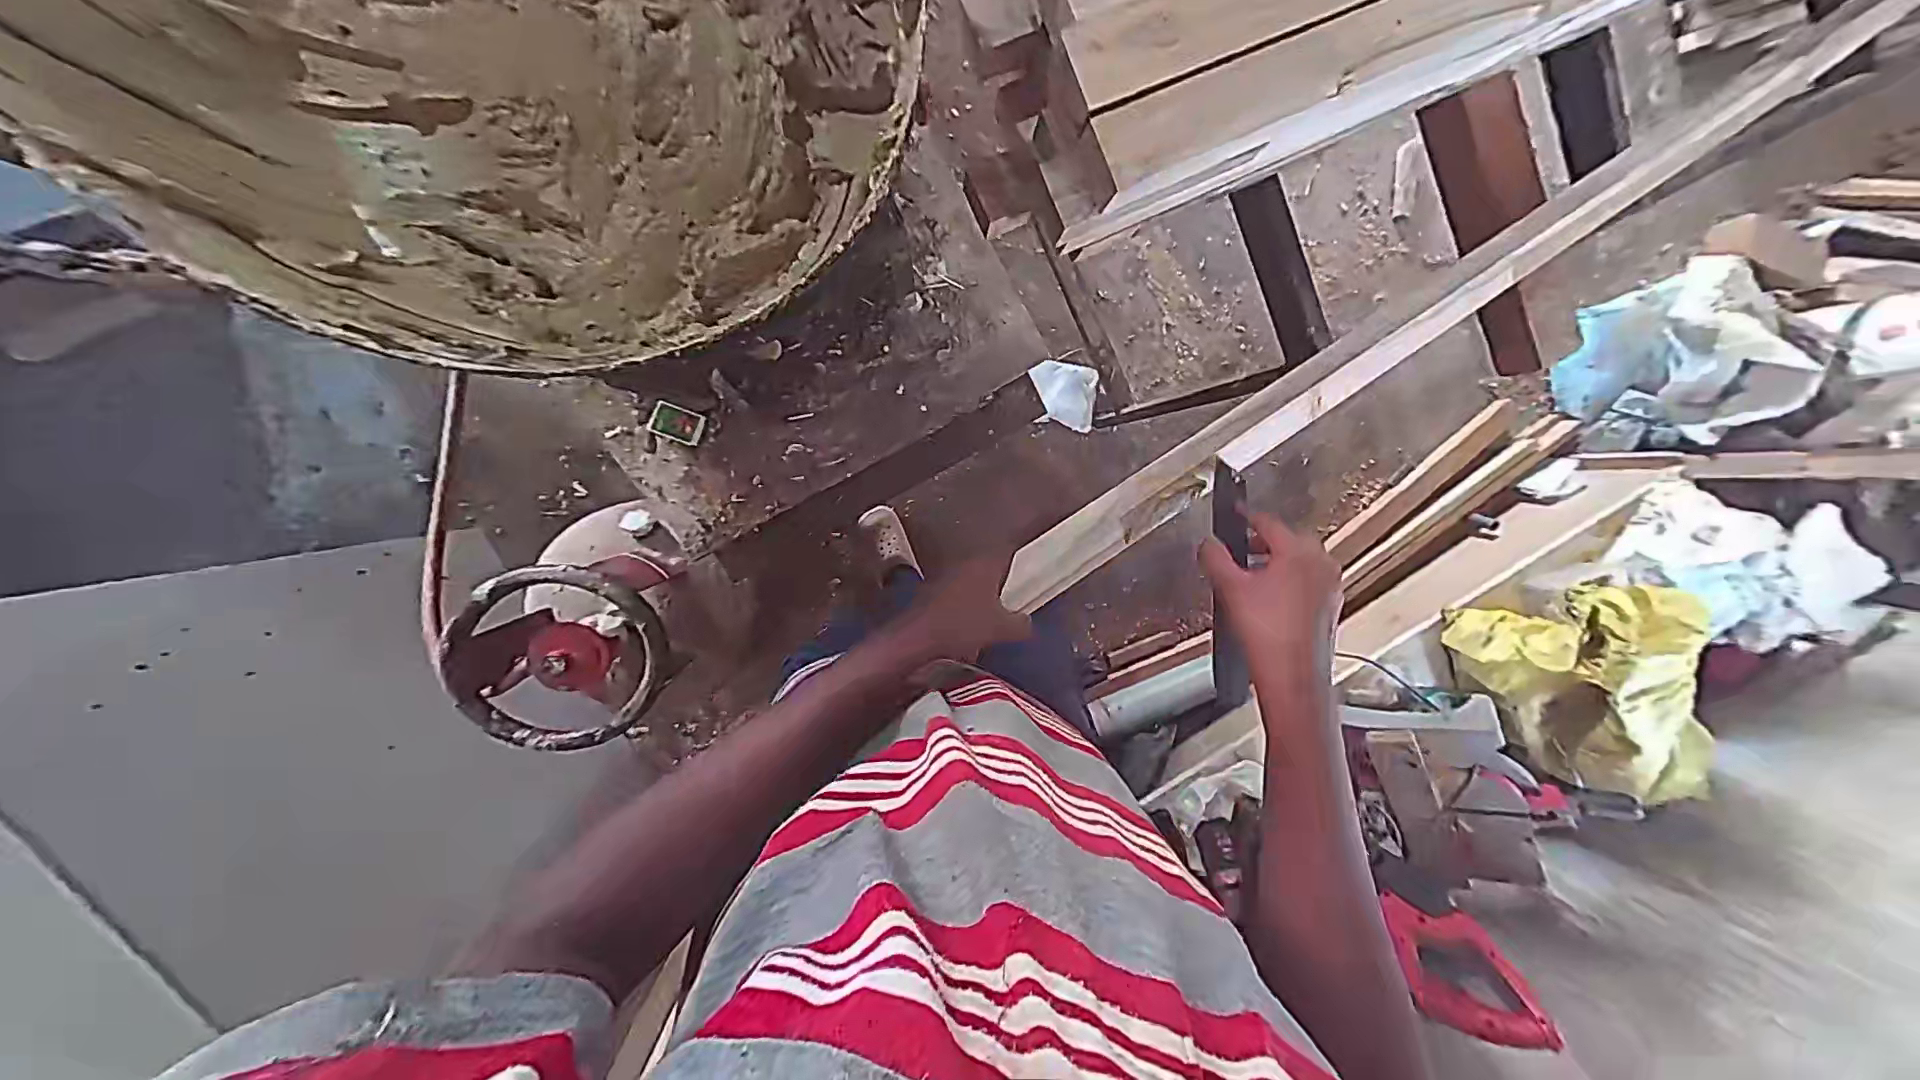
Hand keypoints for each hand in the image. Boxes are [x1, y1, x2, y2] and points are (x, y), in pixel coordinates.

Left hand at [891, 555, 1032, 662]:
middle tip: (1007, 608)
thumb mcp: (1002, 629)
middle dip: (997, 591)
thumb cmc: (963, 624)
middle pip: (987, 573)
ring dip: (978, 605)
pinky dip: (961, 616)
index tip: (1023, 576)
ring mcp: (943, 579)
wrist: (917, 637)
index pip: (1006, 555)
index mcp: (984, 565)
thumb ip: (1020, 624)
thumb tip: (1026, 623)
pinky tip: (964, 637)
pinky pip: (953, 603)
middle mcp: (963, 565)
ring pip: (969, 589)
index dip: (1016, 564)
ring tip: (986, 628)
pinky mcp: (928, 596)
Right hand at [1199, 508, 1340, 669]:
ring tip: (1250, 574)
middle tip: (1240, 546)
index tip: (1237, 512)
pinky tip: (1268, 598)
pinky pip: (1307, 582)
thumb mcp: (1229, 587)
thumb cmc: (1269, 633)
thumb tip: (1208, 544)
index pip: (1268, 522)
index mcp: (1299, 552)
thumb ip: (1214, 558)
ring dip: (1275, 562)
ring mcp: (1329, 586)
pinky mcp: (1330, 606)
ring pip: (1299, 561)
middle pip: (1287, 540)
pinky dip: (1288, 581)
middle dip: (1261, 541)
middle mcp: (1321, 564)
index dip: (1246, 516)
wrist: (1292, 674)